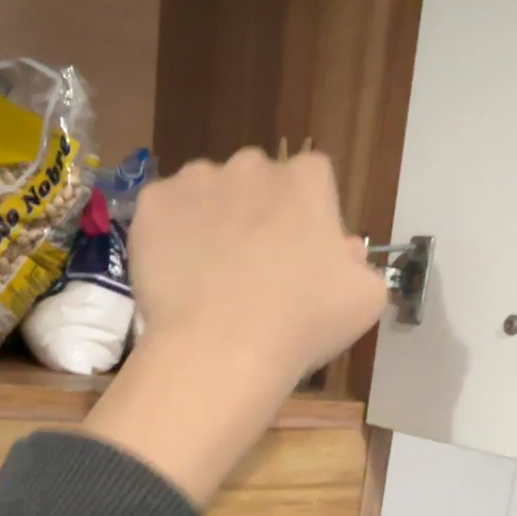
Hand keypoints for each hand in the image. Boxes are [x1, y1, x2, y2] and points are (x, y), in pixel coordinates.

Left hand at [130, 148, 389, 384]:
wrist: (221, 349)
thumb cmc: (302, 325)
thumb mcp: (364, 300)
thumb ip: (358, 264)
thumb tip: (343, 250)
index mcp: (307, 179)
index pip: (312, 183)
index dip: (306, 221)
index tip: (298, 260)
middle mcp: (251, 165)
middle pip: (257, 184)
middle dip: (256, 216)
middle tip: (251, 271)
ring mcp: (196, 180)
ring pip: (207, 195)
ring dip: (211, 223)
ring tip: (209, 279)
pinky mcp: (152, 204)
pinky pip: (164, 215)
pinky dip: (168, 239)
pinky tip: (177, 279)